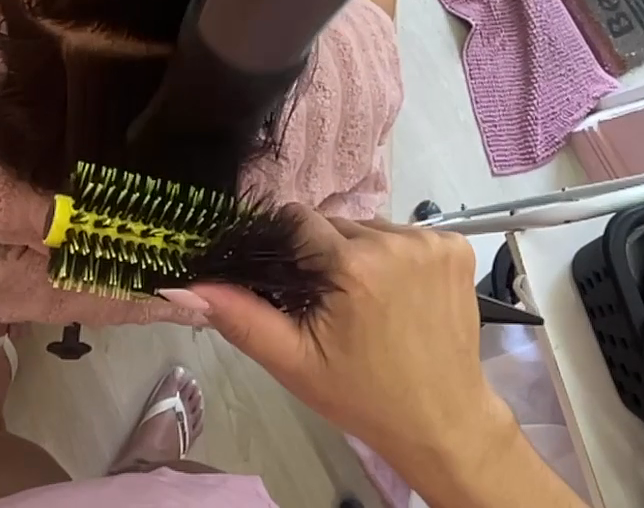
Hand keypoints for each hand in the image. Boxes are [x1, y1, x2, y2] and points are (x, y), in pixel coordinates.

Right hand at [190, 210, 528, 499]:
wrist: (443, 424)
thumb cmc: (362, 395)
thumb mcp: (294, 362)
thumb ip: (241, 317)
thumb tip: (187, 286)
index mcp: (352, 264)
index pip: (299, 218)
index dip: (288, 245)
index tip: (294, 280)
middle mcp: (395, 240)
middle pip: (337, 224)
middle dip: (326, 255)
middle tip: (331, 303)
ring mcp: (432, 242)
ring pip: (371, 228)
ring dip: (362, 254)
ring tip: (367, 301)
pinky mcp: (456, 247)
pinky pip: (407, 234)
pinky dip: (398, 256)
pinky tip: (400, 294)